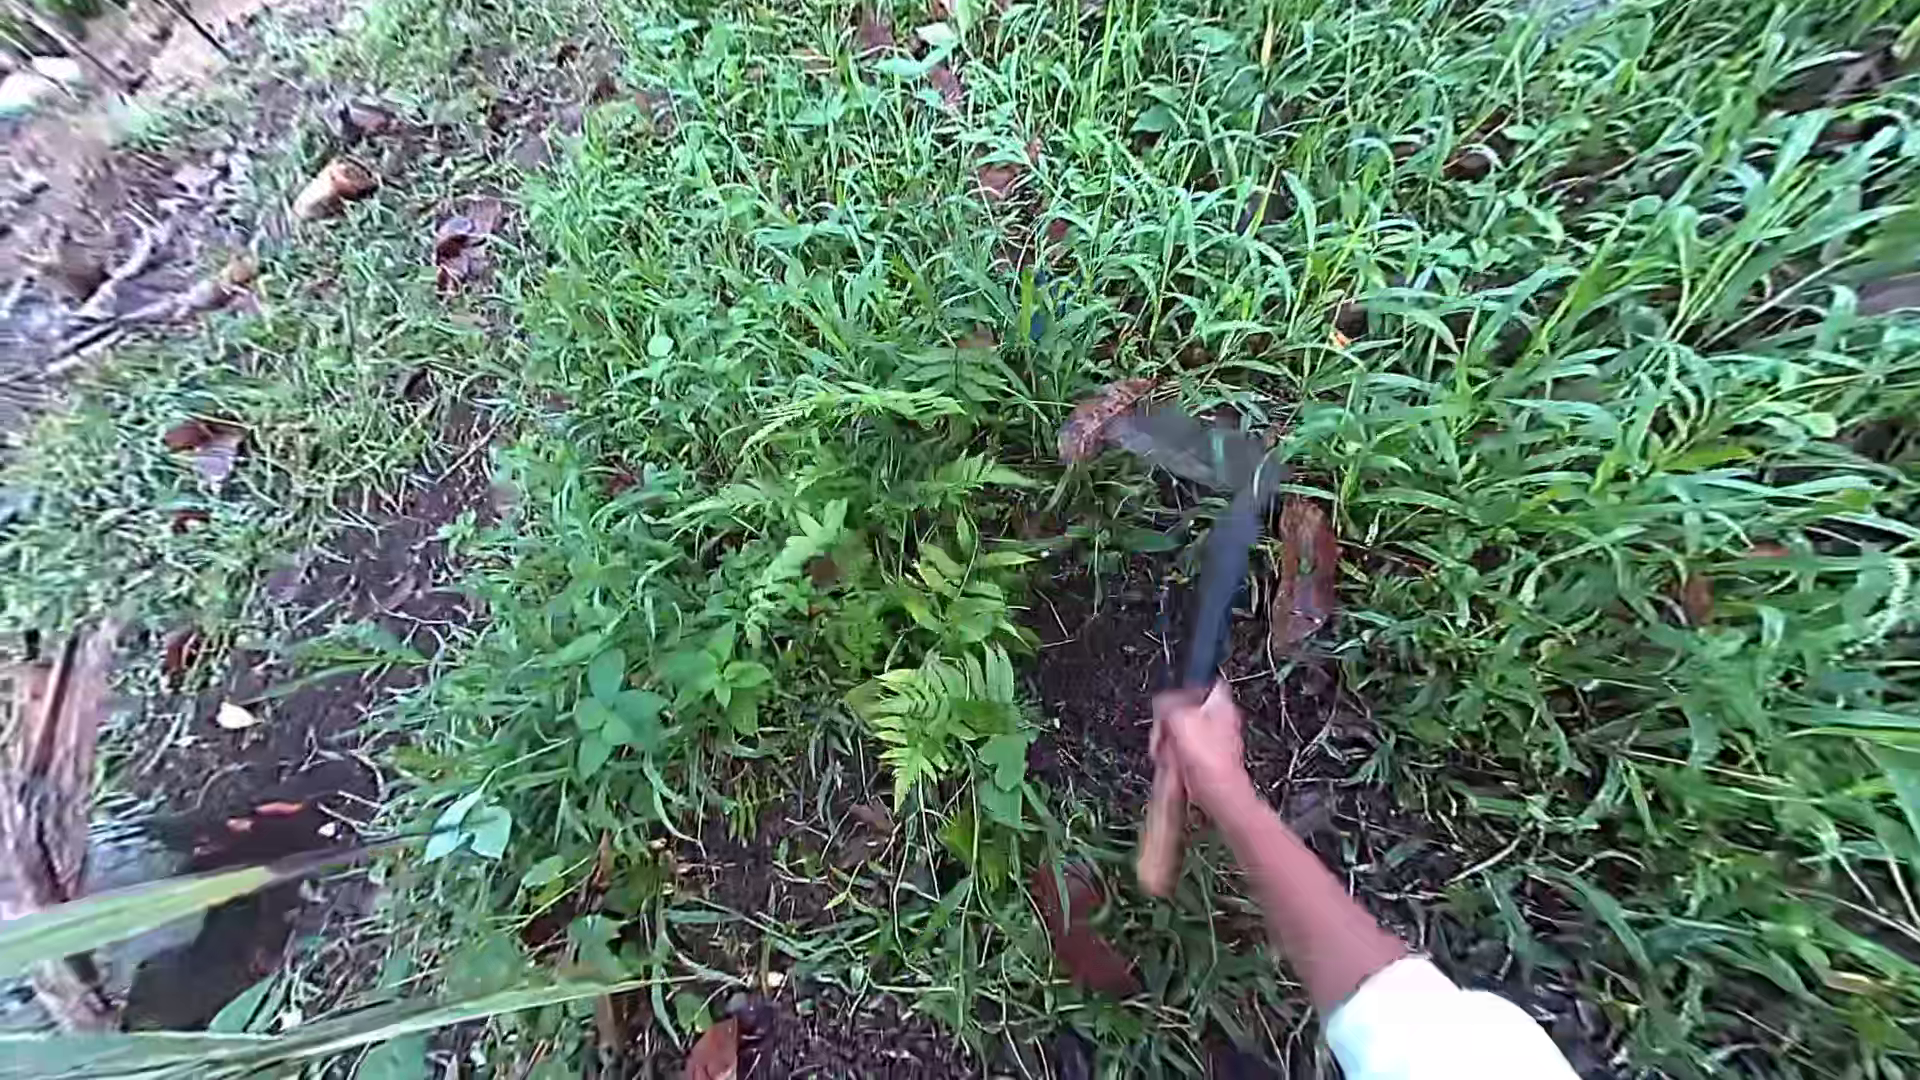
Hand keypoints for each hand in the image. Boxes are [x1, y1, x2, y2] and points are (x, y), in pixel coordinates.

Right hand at [1150, 680, 1250, 816]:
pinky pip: (1184, 750)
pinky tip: (1174, 763)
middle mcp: (1222, 720)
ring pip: (1182, 731)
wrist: (1219, 795)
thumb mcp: (1178, 717)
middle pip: (1186, 709)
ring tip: (1170, 752)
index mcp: (1220, 704)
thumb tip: (1162, 699)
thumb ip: (1168, 702)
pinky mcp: (1209, 759)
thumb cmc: (1208, 759)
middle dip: (1169, 721)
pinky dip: (1175, 756)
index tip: (1173, 694)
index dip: (1187, 686)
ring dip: (1169, 741)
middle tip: (1167, 731)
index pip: (1207, 682)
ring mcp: (1216, 741)